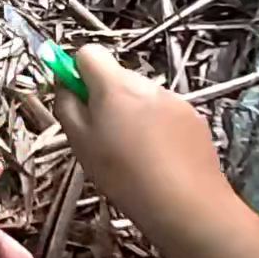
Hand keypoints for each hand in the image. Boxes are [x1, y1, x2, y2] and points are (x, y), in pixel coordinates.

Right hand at [52, 45, 242, 249]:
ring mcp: (174, 100)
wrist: (186, 205)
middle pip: (114, 76)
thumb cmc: (123, 174)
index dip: (75, 71)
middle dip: (103, 97)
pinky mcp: (193, 118)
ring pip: (138, 96)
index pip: (88, 53)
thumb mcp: (80, 142)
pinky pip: (161, 112)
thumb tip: (65, 86)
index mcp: (114, 86)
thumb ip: (66, 106)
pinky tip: (154, 157)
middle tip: (99, 134)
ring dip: (128, 113)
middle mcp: (146, 84)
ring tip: (129, 151)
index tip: (74, 98)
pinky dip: (152, 126)